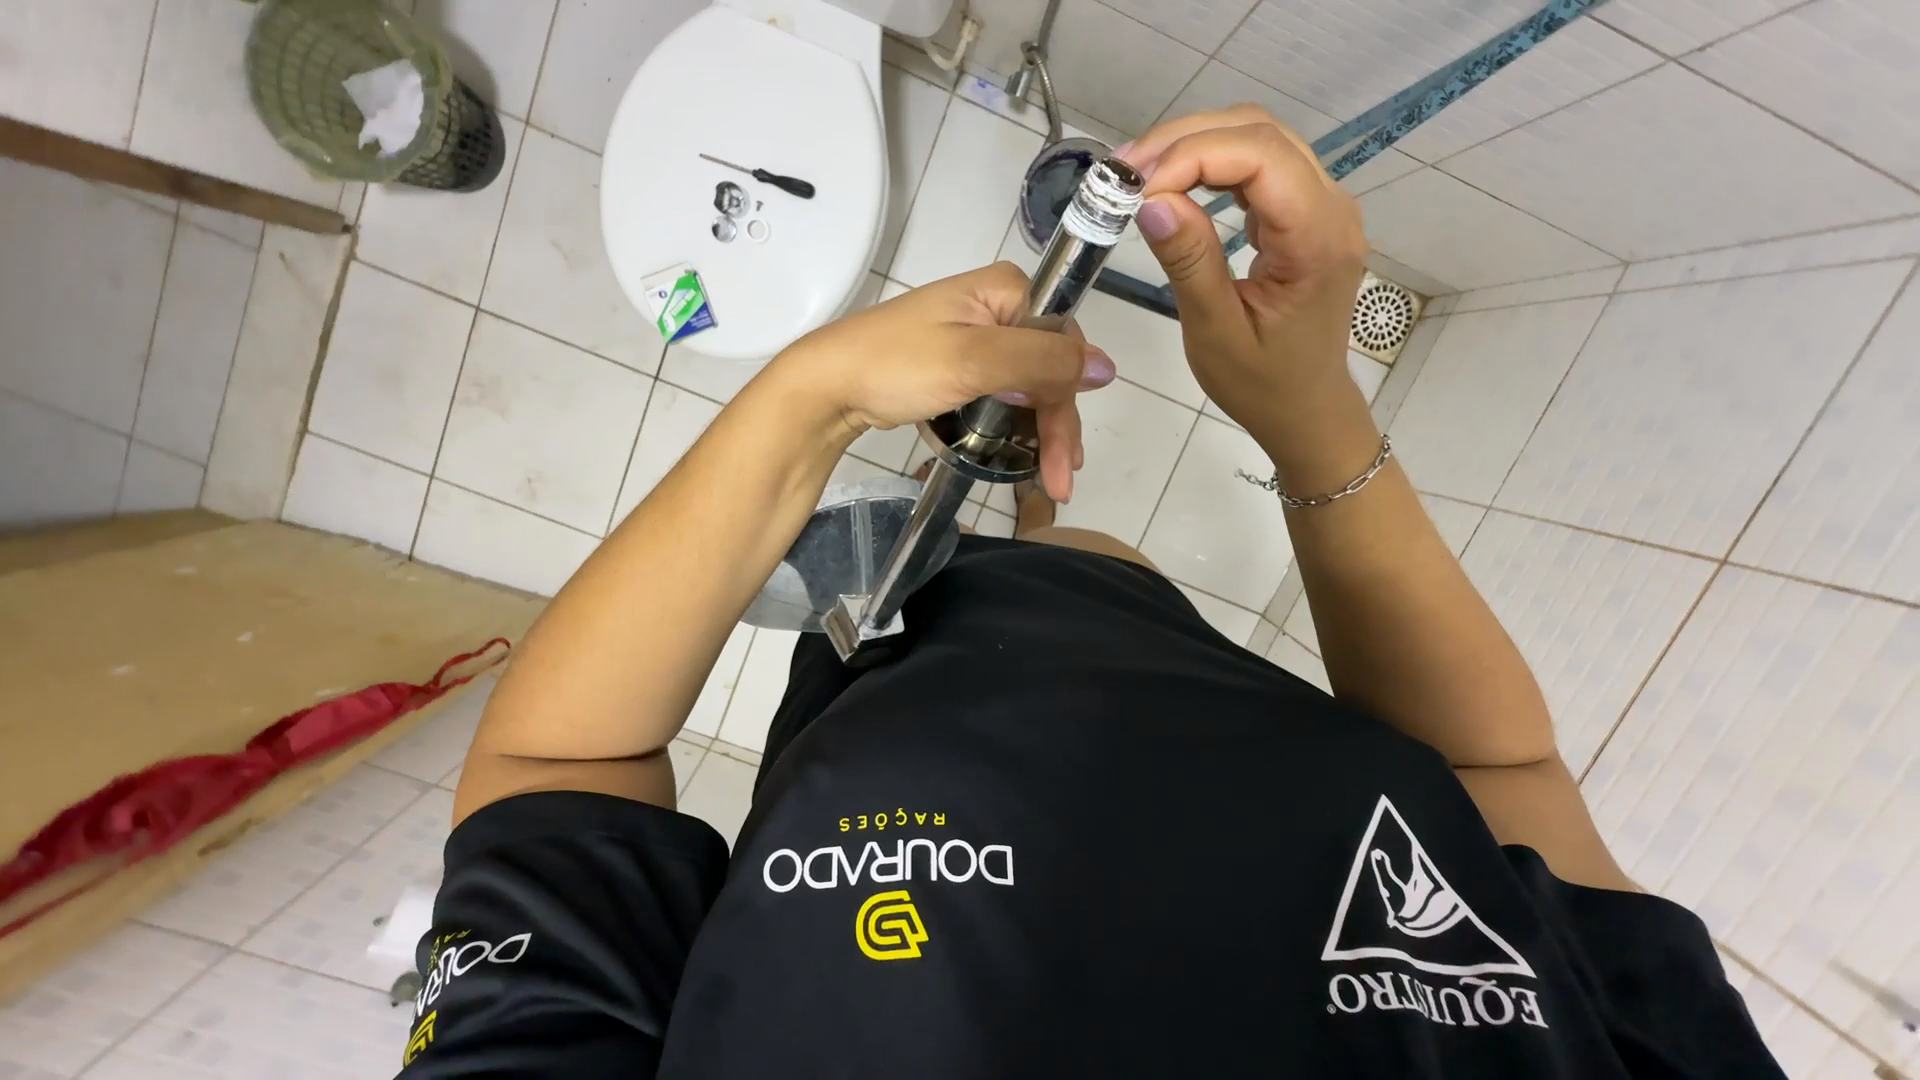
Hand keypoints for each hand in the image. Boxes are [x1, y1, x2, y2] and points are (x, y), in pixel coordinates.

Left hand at [767, 262, 1115, 501]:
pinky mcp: (955, 363)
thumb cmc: (897, 366)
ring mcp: (973, 336)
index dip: (1067, 402)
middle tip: (1059, 484)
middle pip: (1046, 369)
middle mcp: (995, 308)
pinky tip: (1018, 452)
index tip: (1066, 458)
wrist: (826, 386)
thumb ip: (1042, 361)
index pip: (1062, 345)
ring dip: (1038, 431)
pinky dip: (1010, 424)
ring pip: (1025, 385)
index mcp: (1005, 291)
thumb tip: (1107, 367)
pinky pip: (998, 392)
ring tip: (1047, 479)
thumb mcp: (975, 361)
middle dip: (1054, 428)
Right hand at [1117, 106, 1367, 436]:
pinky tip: (1173, 183)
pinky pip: (1259, 166)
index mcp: (1317, 239)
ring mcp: (1321, 206)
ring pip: (1258, 140)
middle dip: (1186, 141)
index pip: (1259, 157)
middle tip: (1124, 172)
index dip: (1192, 157)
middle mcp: (1331, 207)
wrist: (1305, 408)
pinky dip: (1210, 165)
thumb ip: (1190, 262)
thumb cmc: (1262, 384)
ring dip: (1195, 146)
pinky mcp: (1303, 214)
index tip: (1136, 190)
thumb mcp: (1216, 333)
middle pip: (1260, 134)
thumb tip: (1151, 201)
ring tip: (1139, 175)